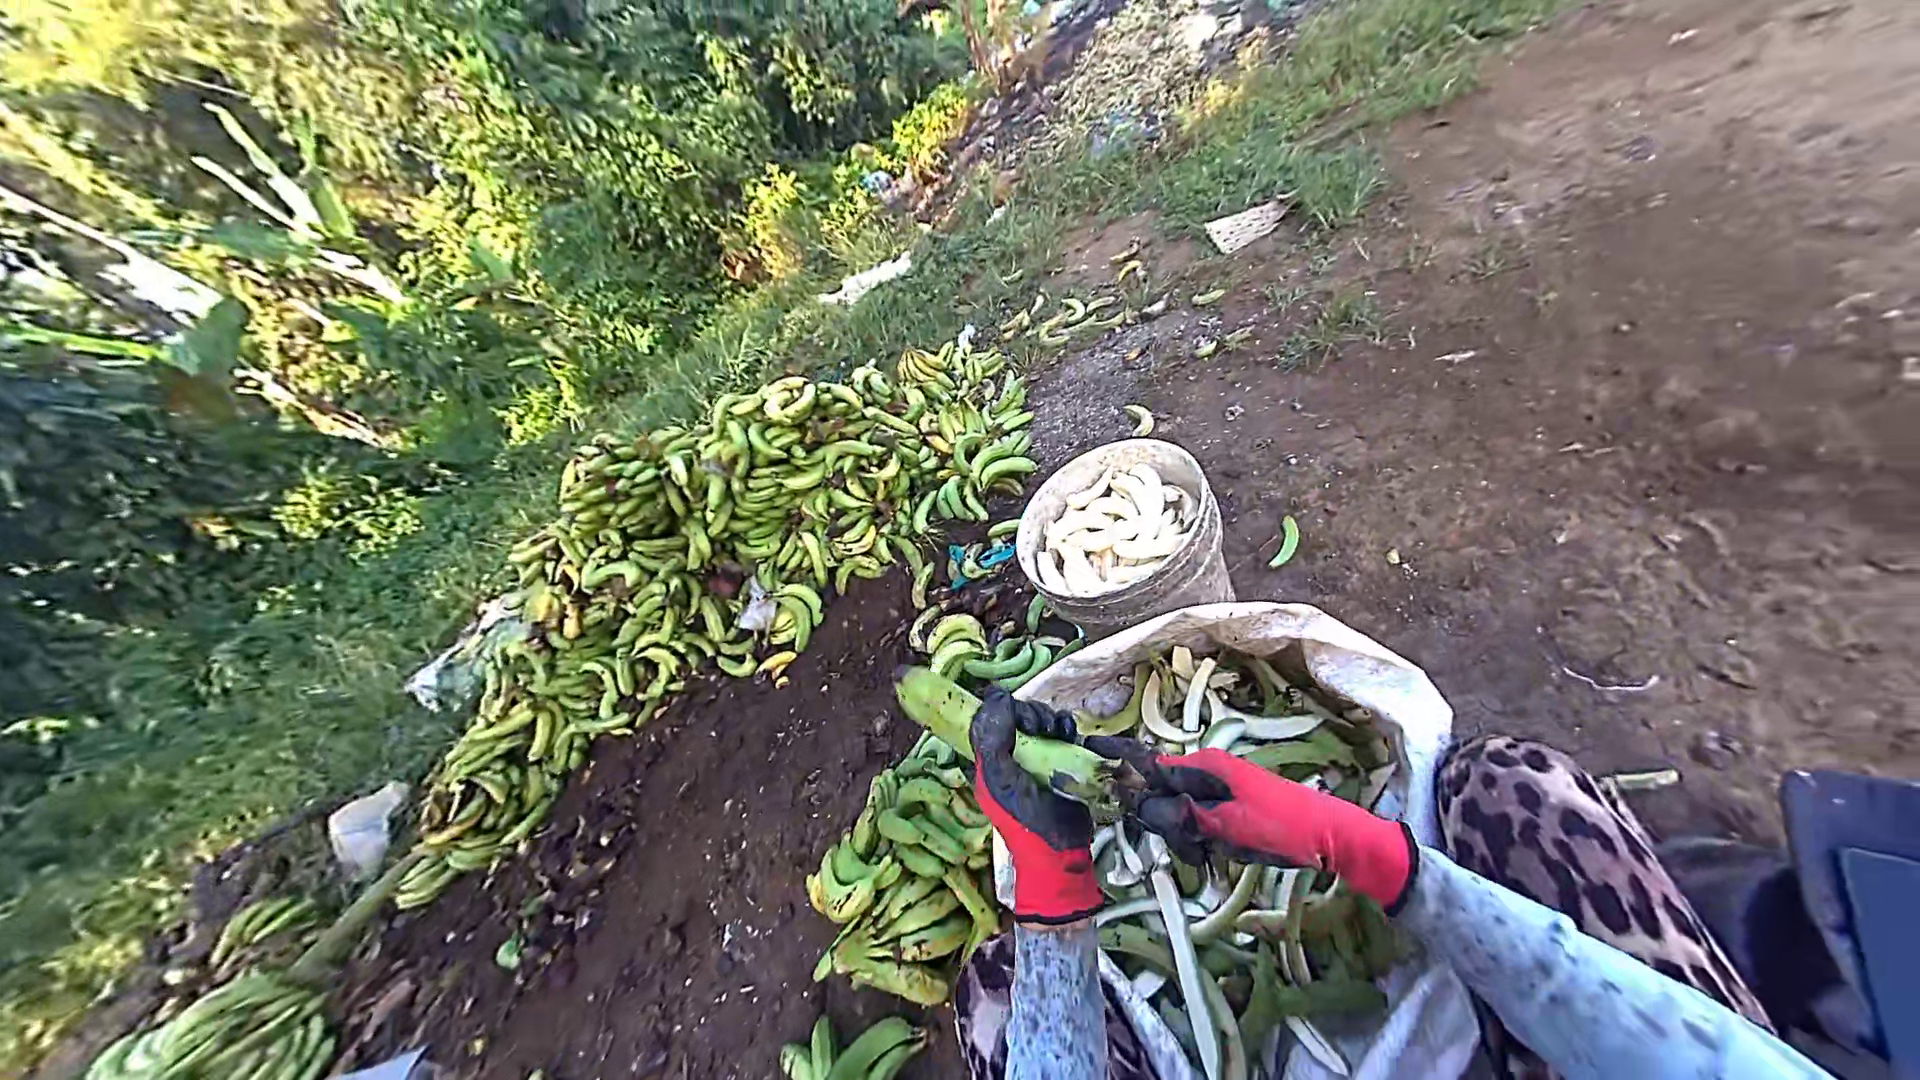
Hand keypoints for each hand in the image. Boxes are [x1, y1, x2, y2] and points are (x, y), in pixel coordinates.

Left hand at [971, 687, 1103, 923]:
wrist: (1059, 852)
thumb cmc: (1023, 820)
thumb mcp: (999, 780)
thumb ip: (993, 739)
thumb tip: (996, 697)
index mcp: (989, 758)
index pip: (990, 717)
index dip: (1003, 708)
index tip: (1017, 713)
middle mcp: (1011, 753)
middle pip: (1018, 714)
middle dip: (1030, 713)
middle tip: (1040, 727)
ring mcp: (1037, 756)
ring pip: (1041, 720)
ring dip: (1049, 719)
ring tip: (1057, 732)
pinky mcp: (1062, 761)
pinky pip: (1062, 733)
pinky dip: (1066, 727)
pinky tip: (1070, 735)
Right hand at [1085, 741, 1416, 910]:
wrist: (1332, 837)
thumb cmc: (1281, 826)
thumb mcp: (1228, 825)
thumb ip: (1181, 814)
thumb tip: (1140, 805)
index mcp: (1202, 765)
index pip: (1149, 761)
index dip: (1118, 758)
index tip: (1088, 749)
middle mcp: (1203, 769)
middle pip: (1158, 790)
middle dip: (1163, 820)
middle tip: (1188, 850)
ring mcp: (1213, 785)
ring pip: (1175, 806)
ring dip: (1182, 834)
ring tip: (1206, 858)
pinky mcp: (1223, 802)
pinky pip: (1193, 815)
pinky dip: (1195, 836)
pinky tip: (1211, 856)